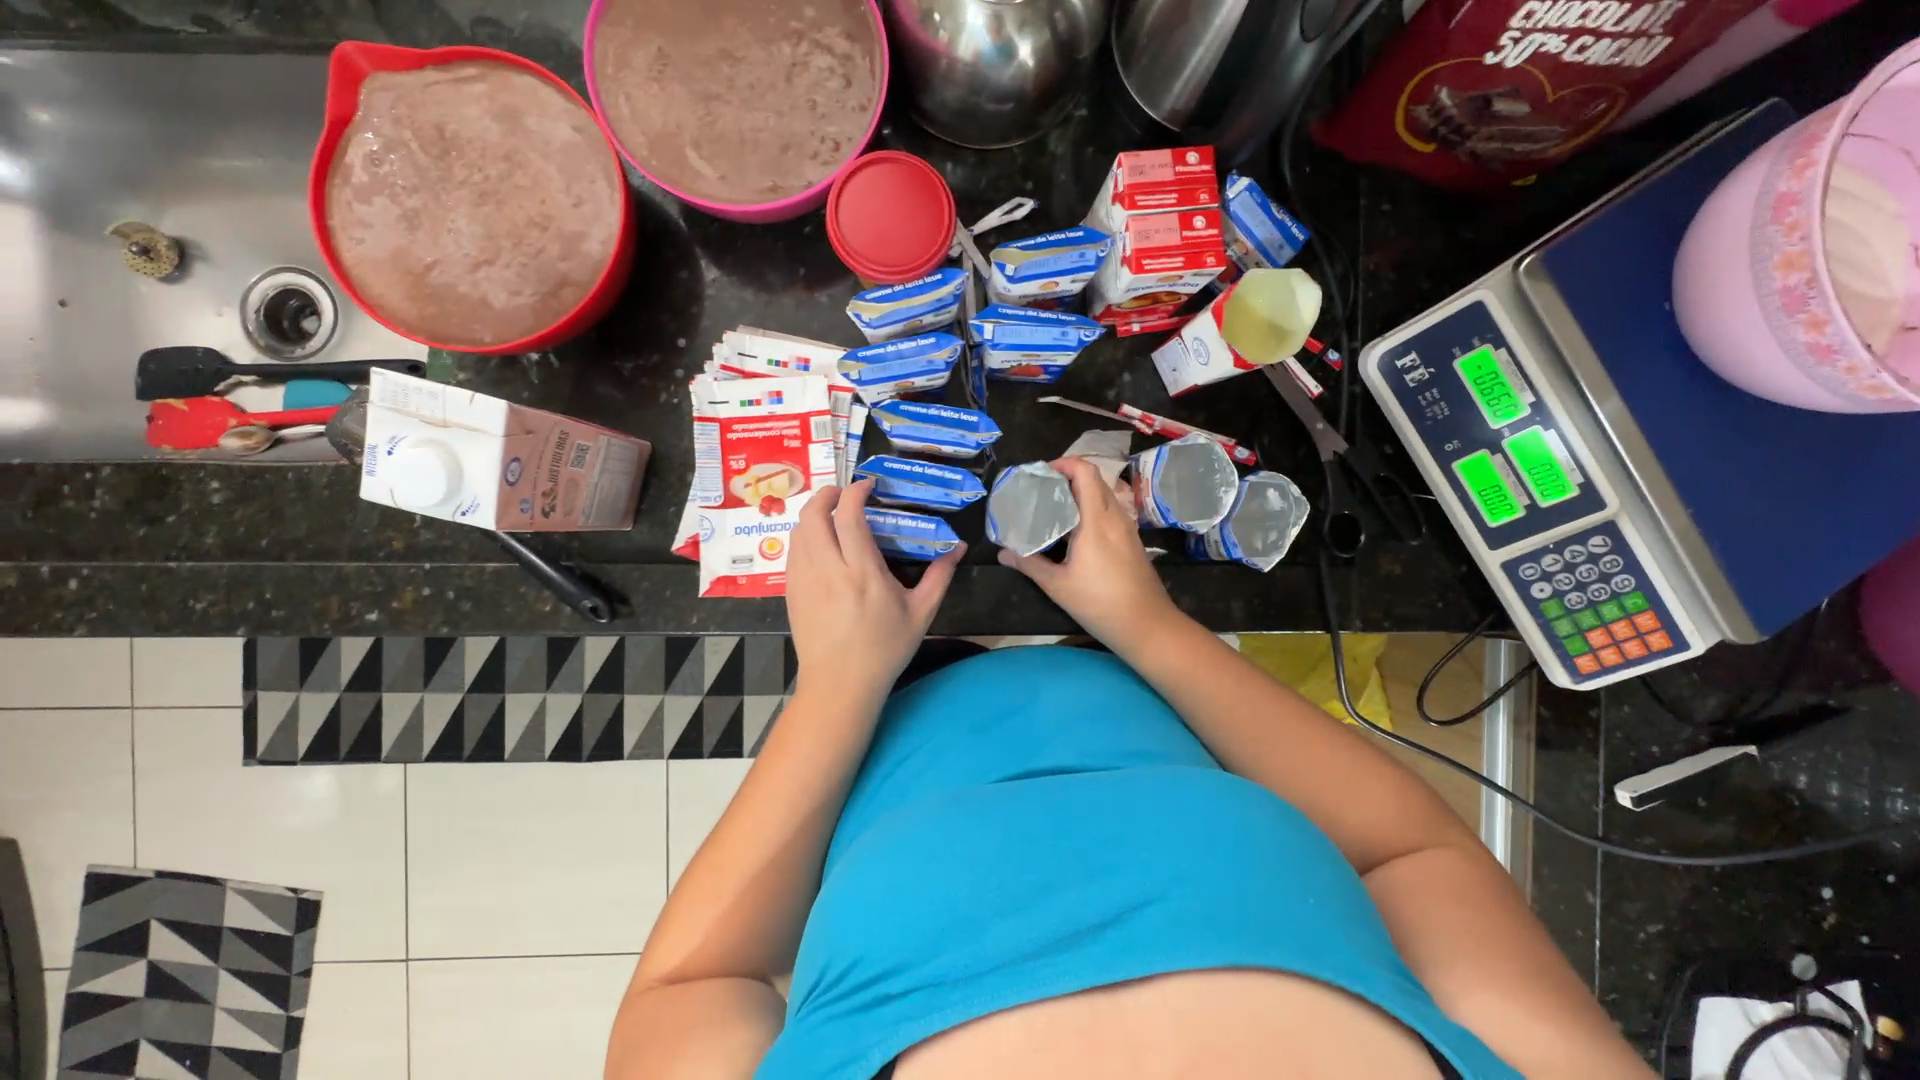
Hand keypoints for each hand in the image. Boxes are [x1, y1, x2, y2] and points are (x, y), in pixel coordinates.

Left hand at [787, 480, 963, 705]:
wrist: (839, 685)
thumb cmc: (884, 650)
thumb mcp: (920, 614)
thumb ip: (939, 577)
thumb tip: (958, 547)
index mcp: (862, 573)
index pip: (848, 515)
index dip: (855, 491)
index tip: (868, 485)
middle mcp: (828, 570)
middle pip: (813, 514)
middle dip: (827, 494)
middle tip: (844, 493)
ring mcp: (804, 580)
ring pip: (799, 530)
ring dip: (814, 513)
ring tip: (832, 514)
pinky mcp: (791, 591)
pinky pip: (793, 551)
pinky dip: (805, 536)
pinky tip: (820, 543)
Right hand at [996, 457, 1180, 652]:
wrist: (1146, 624)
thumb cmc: (1100, 603)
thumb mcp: (1058, 586)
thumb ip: (1030, 564)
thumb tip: (1003, 553)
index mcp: (1096, 521)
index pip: (1085, 473)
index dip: (1065, 463)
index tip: (1043, 472)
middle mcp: (1115, 517)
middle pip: (1095, 480)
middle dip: (1069, 476)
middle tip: (1043, 489)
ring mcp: (1128, 528)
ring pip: (1105, 495)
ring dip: (1082, 492)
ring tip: (1057, 506)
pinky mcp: (1133, 540)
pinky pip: (1111, 511)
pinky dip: (1092, 508)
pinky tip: (1077, 529)